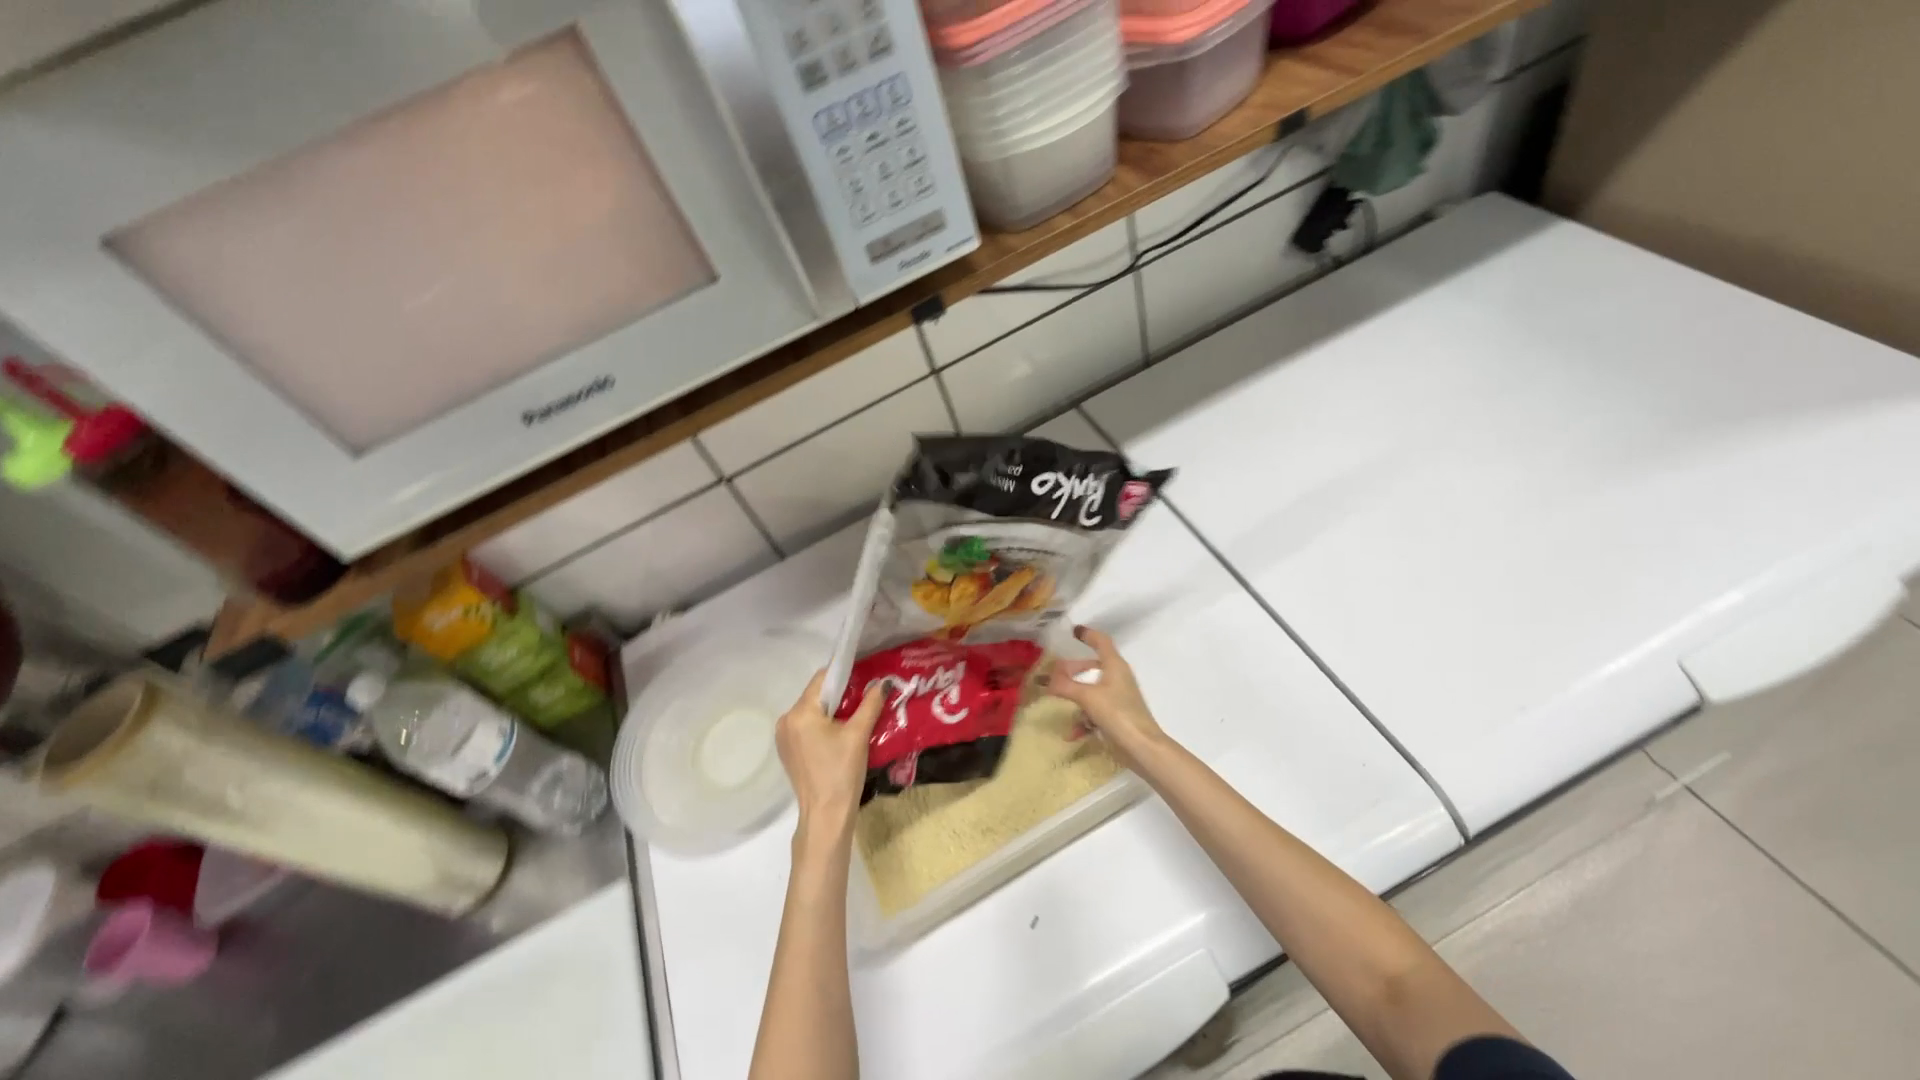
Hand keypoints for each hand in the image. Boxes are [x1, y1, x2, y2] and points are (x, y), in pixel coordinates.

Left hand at [776, 670, 882, 841]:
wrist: (825, 814)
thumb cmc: (842, 772)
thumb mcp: (858, 735)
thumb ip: (870, 704)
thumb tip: (883, 682)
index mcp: (801, 712)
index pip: (823, 679)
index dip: (845, 674)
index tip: (865, 676)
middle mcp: (786, 720)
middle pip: (816, 695)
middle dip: (840, 694)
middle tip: (865, 698)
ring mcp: (783, 736)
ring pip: (811, 711)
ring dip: (831, 711)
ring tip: (855, 717)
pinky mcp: (787, 750)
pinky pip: (806, 727)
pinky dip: (822, 725)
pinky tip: (839, 735)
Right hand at [1041, 625, 1170, 768]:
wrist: (1141, 746)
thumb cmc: (1117, 713)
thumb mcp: (1087, 697)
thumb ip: (1065, 685)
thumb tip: (1046, 679)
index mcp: (1115, 666)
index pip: (1101, 642)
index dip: (1088, 634)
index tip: (1073, 631)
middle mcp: (1118, 678)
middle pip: (1092, 666)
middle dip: (1073, 670)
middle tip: (1054, 674)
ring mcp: (1118, 698)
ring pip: (1091, 691)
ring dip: (1076, 699)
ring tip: (1059, 705)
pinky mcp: (1117, 716)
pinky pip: (1095, 712)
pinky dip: (1083, 720)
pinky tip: (1071, 734)